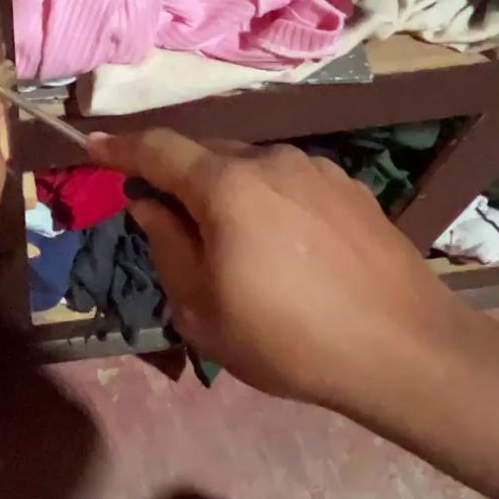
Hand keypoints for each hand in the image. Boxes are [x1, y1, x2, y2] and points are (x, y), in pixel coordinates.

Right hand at [91, 129, 467, 410]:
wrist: (406, 351)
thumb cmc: (288, 340)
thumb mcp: (203, 310)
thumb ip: (167, 246)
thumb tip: (150, 206)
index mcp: (227, 186)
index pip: (158, 149)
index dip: (120, 147)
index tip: (91, 148)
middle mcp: (270, 161)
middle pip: (204, 154)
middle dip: (176, 177)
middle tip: (167, 218)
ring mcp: (315, 169)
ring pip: (248, 166)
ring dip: (224, 189)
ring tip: (232, 241)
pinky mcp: (349, 186)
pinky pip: (286, 181)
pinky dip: (265, 198)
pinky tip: (282, 244)